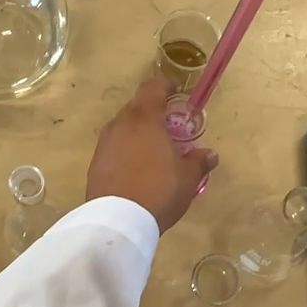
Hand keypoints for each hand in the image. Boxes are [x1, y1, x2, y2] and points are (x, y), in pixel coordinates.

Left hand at [86, 78, 217, 231]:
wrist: (118, 221)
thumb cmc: (159, 190)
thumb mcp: (188, 178)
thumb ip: (199, 162)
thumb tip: (210, 154)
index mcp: (145, 119)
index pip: (153, 88)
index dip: (165, 86)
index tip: (175, 90)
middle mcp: (121, 124)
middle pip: (136, 108)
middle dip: (152, 113)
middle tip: (169, 127)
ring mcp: (104, 144)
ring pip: (123, 129)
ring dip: (137, 134)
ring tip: (153, 151)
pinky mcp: (95, 164)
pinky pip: (114, 149)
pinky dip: (125, 152)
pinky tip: (136, 170)